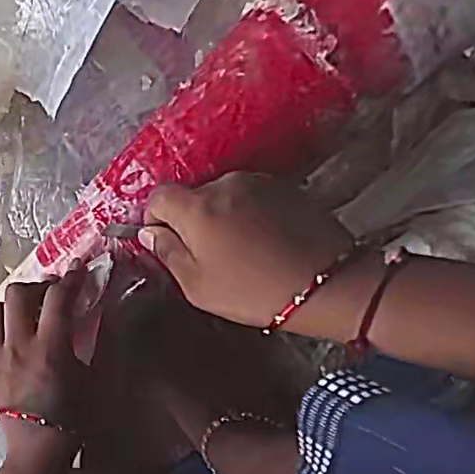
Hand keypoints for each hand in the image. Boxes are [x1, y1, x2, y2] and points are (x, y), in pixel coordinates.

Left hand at [0, 277, 85, 473]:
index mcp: (50, 348)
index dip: (72, 278)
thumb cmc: (74, 418)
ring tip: (28, 312)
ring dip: (12, 302)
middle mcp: (18, 346)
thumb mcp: (98, 380)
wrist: (37, 448)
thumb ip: (104, 343)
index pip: (58, 297)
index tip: (80, 270)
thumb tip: (109, 312)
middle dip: (38, 286)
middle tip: (52, 296)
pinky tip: (8, 330)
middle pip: (18, 293)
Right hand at [140, 173, 365, 335]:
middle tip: (203, 255)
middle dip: (189, 220)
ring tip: (236, 251)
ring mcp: (259, 182)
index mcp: (198, 208)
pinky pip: (249, 197)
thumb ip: (167, 253)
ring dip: (219, 217)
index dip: (154, 218)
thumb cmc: (251, 291)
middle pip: (192, 195)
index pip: (159, 196)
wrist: (325, 284)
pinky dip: (245, 214)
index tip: (163, 241)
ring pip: (221, 196)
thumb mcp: (196, 285)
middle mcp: (226, 184)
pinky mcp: (285, 187)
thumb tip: (149, 233)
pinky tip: (259, 243)